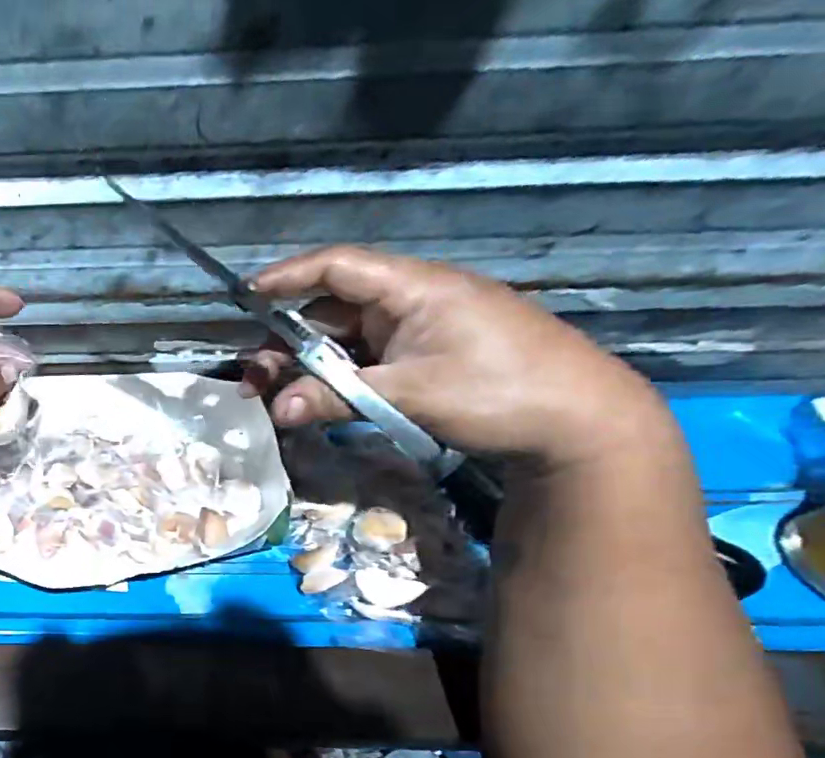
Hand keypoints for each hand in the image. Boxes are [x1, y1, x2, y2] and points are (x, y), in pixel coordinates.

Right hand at [241, 246, 672, 470]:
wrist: (582, 423)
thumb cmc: (501, 393)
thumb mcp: (411, 395)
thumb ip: (335, 398)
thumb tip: (276, 408)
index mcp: (416, 290)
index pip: (338, 267)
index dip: (287, 276)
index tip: (243, 295)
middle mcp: (412, 302)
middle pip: (330, 309)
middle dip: (283, 340)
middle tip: (254, 380)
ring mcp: (418, 331)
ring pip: (342, 338)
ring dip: (304, 364)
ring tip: (274, 396)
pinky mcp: (423, 357)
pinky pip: (362, 359)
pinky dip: (331, 377)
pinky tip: (312, 399)